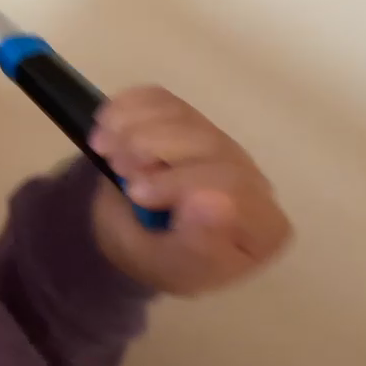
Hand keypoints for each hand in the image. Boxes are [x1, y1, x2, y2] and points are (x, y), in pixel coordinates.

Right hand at [88, 86, 291, 295]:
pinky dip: (123, 107)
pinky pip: (156, 97)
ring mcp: (214, 142)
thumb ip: (200, 246)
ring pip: (177, 113)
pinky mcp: (181, 118)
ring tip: (106, 152)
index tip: (136, 194)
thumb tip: (217, 201)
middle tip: (116, 169)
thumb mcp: (172, 267)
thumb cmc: (156, 256)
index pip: (234, 184)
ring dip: (129, 127)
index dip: (180, 181)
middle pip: (203, 140)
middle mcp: (247, 176)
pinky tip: (106, 130)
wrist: (127, 232)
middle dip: (147, 149)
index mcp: (260, 222)